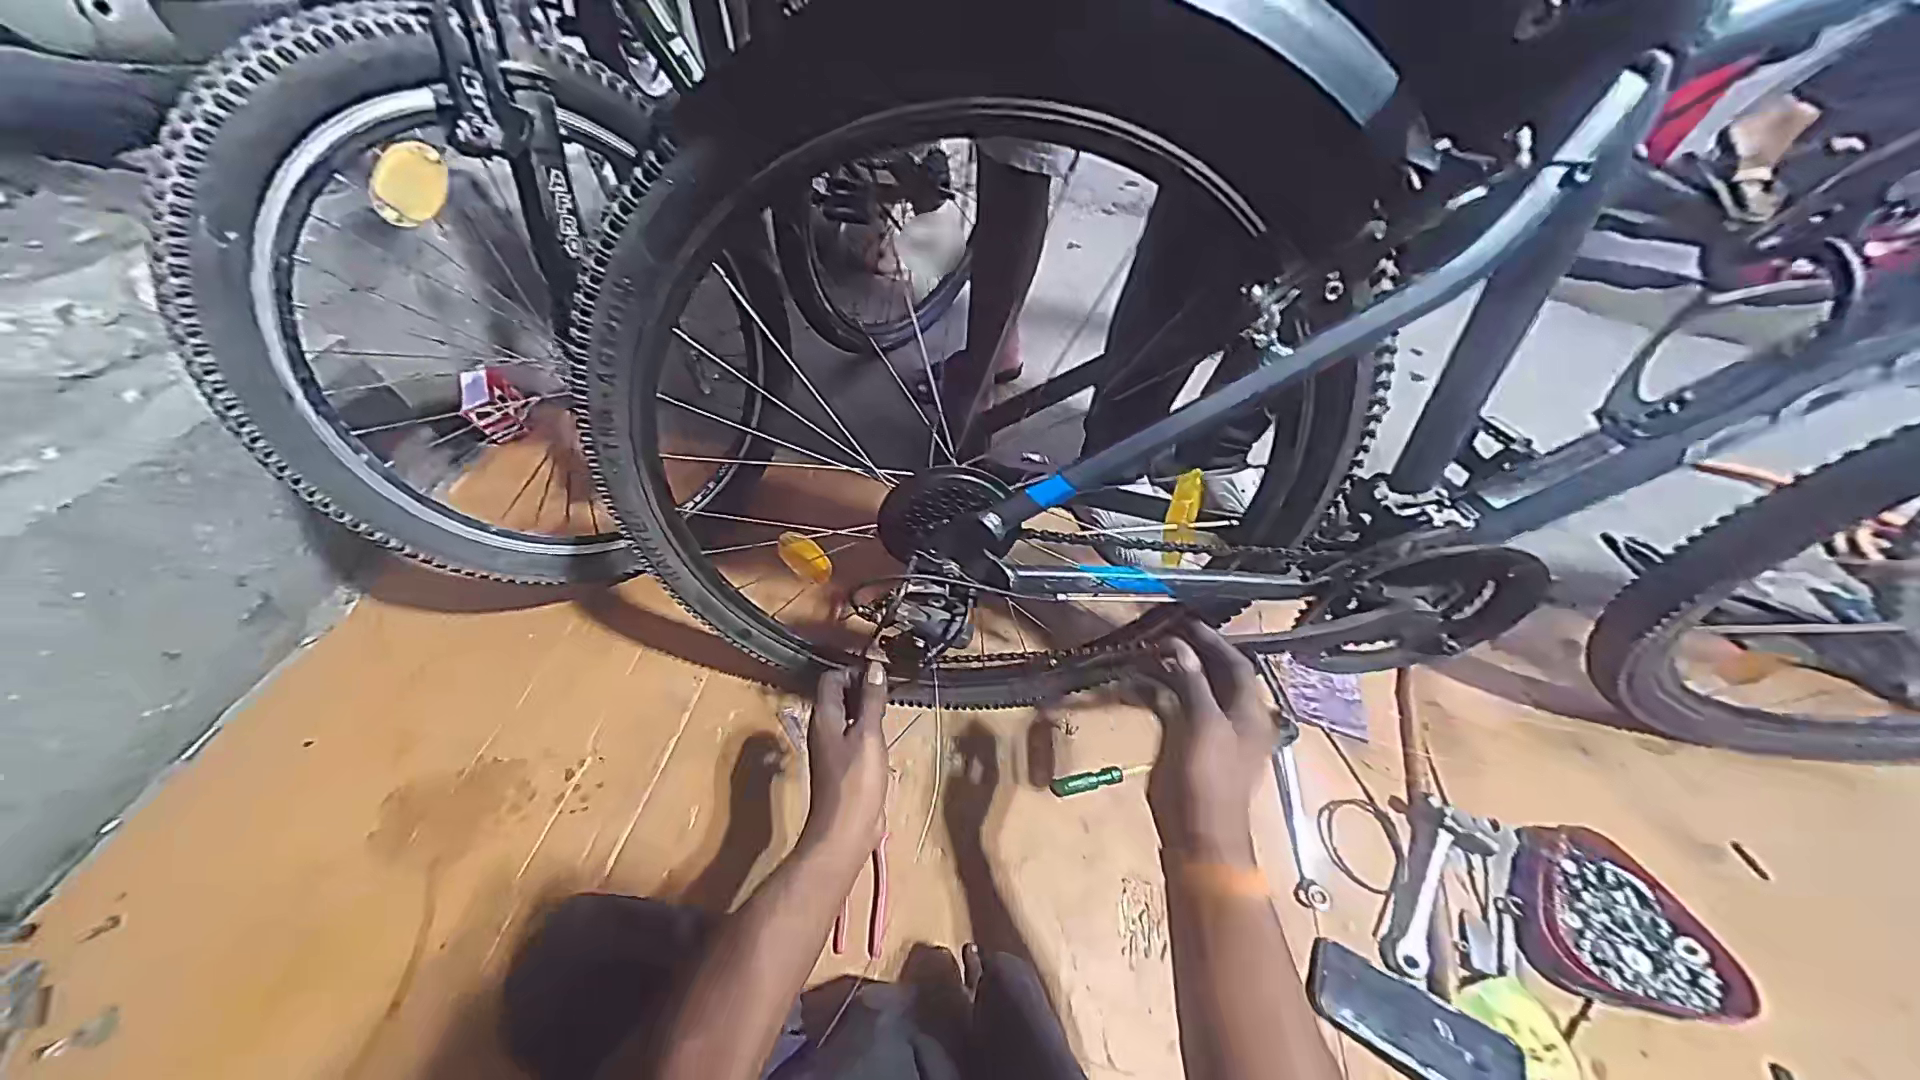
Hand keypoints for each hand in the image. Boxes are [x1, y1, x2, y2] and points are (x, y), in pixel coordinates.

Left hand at [800, 661, 889, 856]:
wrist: (845, 830)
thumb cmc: (856, 780)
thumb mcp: (868, 734)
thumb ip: (871, 700)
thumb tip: (874, 667)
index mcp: (823, 716)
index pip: (832, 678)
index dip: (854, 671)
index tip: (880, 673)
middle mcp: (822, 728)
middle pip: (838, 695)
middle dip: (861, 687)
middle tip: (888, 689)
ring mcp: (831, 747)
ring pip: (846, 715)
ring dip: (865, 708)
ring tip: (889, 707)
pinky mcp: (842, 764)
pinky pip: (852, 734)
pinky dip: (866, 728)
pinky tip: (883, 734)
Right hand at [1142, 621, 1283, 864]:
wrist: (1199, 834)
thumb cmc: (1209, 780)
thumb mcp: (1203, 725)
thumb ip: (1193, 683)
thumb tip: (1181, 646)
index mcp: (1250, 712)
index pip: (1237, 664)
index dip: (1214, 640)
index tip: (1187, 621)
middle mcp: (1235, 717)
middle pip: (1217, 673)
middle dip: (1193, 651)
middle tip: (1165, 630)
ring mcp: (1212, 731)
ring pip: (1196, 689)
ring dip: (1176, 669)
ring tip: (1151, 649)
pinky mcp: (1191, 743)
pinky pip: (1178, 707)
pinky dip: (1163, 691)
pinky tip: (1143, 681)